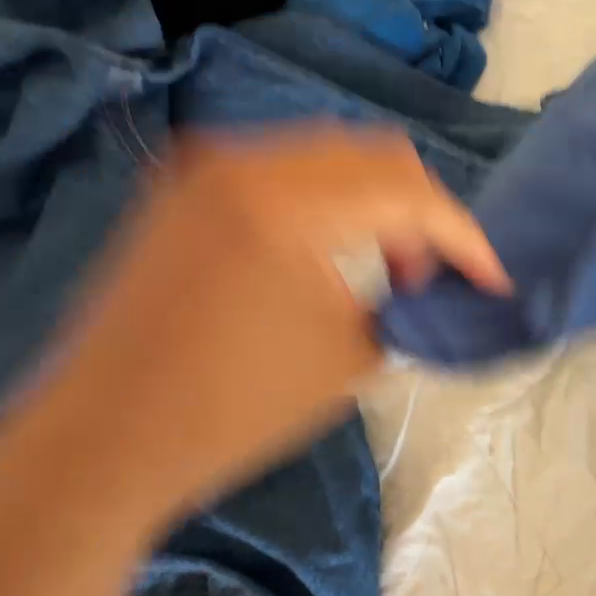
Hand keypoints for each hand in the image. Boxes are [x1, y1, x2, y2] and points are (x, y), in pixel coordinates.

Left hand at [0, 126, 509, 530]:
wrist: (103, 441)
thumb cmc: (238, 406)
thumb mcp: (354, 354)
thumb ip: (408, 302)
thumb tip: (437, 284)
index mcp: (289, 204)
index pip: (412, 197)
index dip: (466, 241)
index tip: (492, 282)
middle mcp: (245, 165)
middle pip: (377, 155)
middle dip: (424, 213)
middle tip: (434, 272)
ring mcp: (206, 173)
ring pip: (333, 156)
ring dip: (379, 202)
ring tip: (386, 266)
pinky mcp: (184, 194)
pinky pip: (286, 171)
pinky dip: (331, 202)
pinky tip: (334, 253)